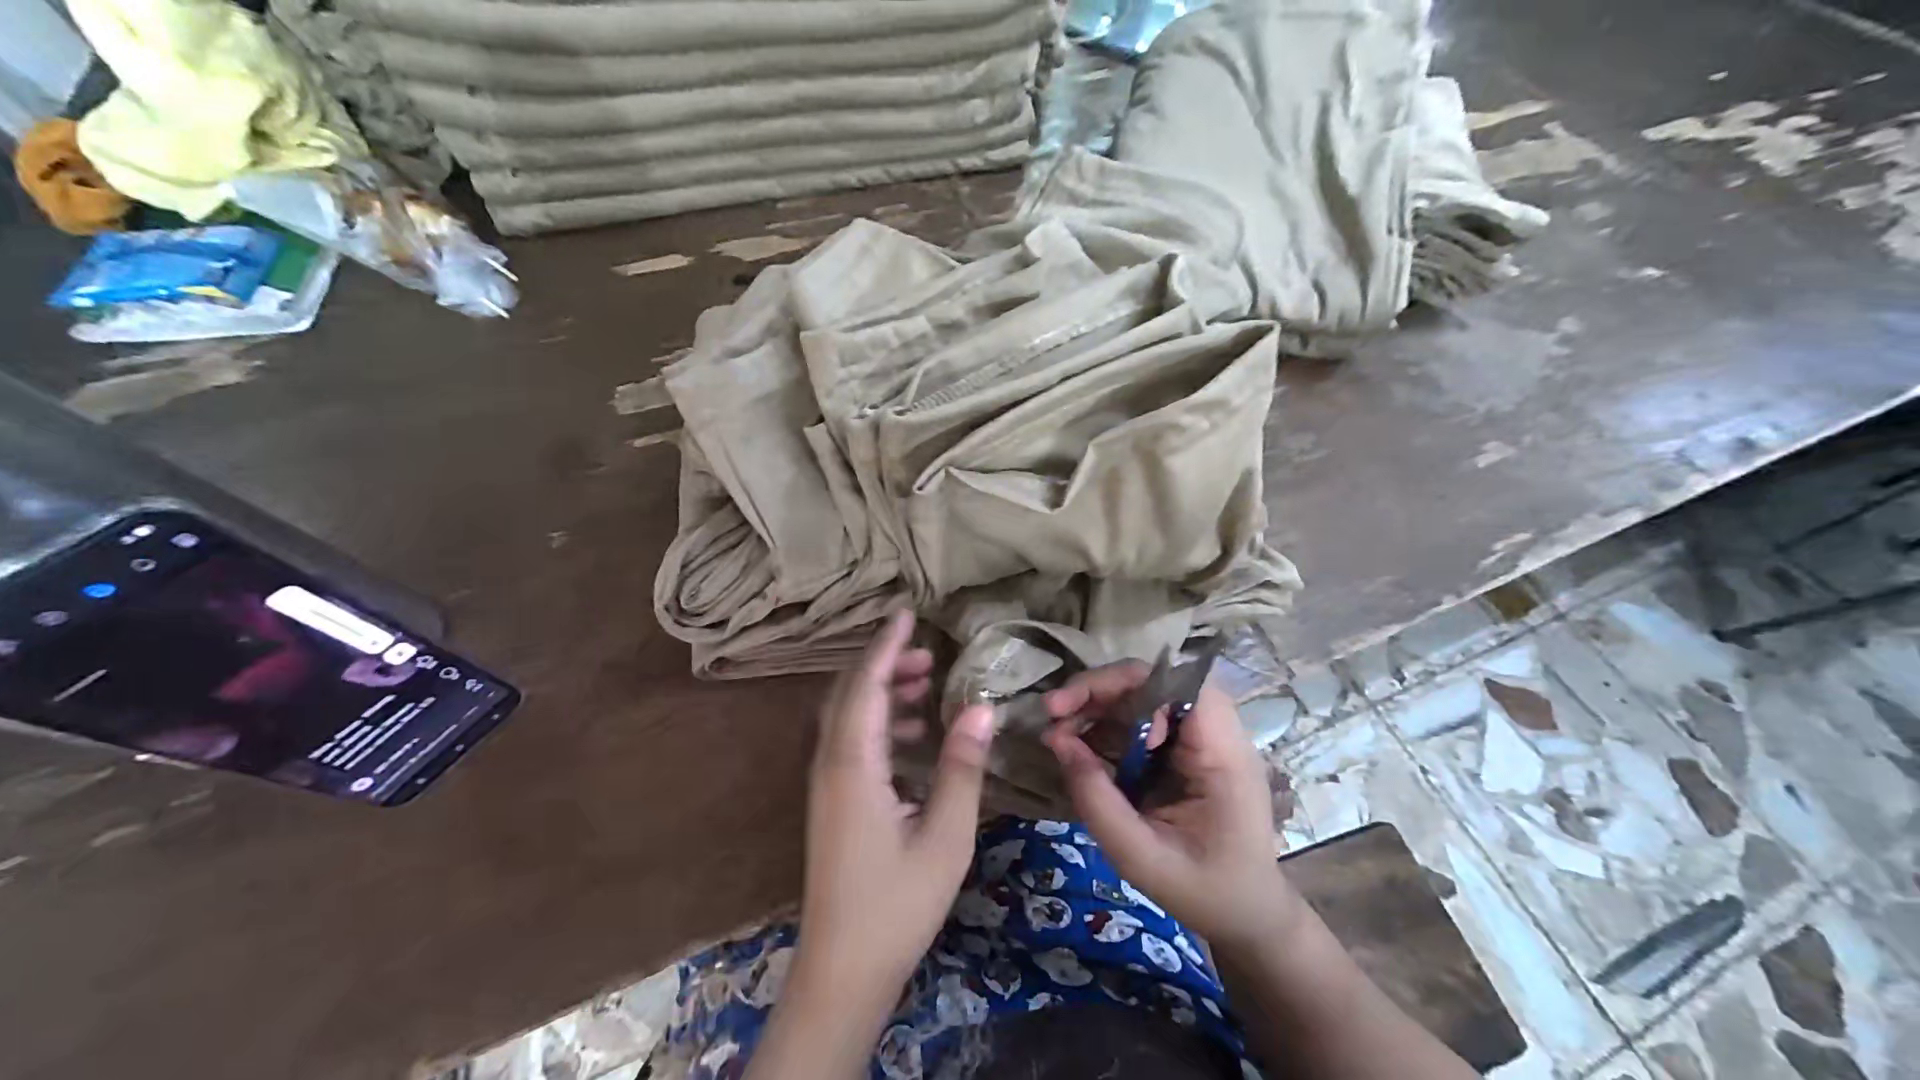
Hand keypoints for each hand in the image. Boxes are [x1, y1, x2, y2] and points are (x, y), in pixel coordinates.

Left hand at [796, 610, 996, 994]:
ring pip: (849, 719)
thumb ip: (962, 767)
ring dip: (884, 694)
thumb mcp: (945, 835)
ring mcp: (826, 786)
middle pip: (850, 695)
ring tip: (927, 685)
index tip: (906, 615)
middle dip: (885, 665)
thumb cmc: (898, 903)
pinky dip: (881, 726)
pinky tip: (915, 737)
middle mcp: (831, 765)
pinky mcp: (832, 804)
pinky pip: (851, 744)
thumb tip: (983, 707)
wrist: (843, 967)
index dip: (885, 647)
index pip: (865, 686)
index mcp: (853, 765)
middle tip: (928, 654)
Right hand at [1043, 661, 1301, 950]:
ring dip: (1097, 708)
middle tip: (1052, 712)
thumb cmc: (1204, 892)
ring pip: (1144, 698)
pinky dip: (1106, 728)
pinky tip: (1077, 748)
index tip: (1077, 708)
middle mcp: (1215, 735)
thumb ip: (1099, 802)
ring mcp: (1200, 741)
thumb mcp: (1142, 858)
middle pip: (1156, 683)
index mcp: (1223, 755)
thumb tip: (1059, 743)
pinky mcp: (1185, 751)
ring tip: (1056, 734)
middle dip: (1099, 691)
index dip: (1125, 683)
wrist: (1247, 917)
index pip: (1179, 684)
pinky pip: (1142, 722)